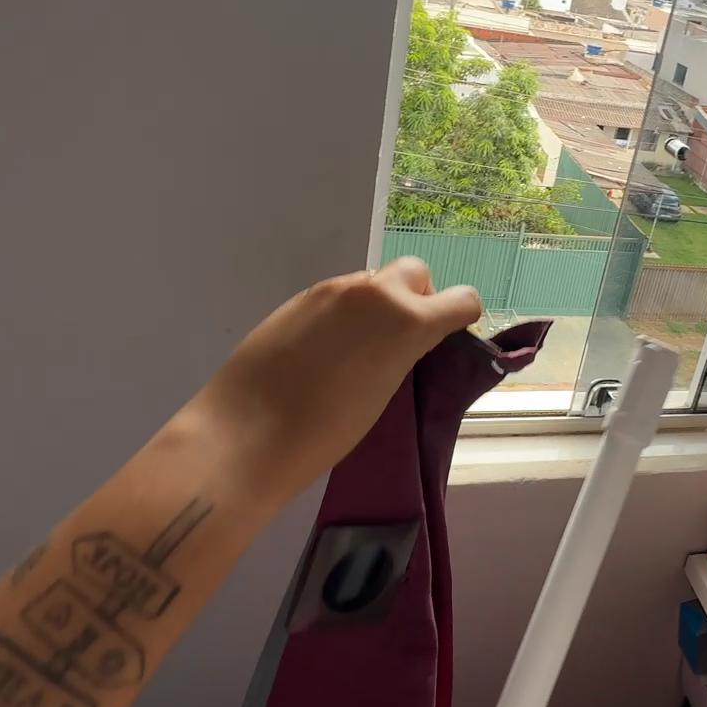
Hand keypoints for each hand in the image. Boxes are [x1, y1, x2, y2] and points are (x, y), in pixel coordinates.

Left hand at [190, 257, 480, 503]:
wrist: (244, 435)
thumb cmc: (325, 432)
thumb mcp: (385, 393)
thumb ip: (405, 352)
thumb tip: (406, 339)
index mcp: (406, 320)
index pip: (461, 299)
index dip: (462, 316)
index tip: (450, 338)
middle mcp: (373, 293)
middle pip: (414, 272)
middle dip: (417, 297)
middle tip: (400, 341)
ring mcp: (332, 290)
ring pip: (372, 283)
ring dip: (376, 307)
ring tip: (354, 354)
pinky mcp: (298, 298)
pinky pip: (338, 297)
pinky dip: (343, 315)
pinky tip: (321, 354)